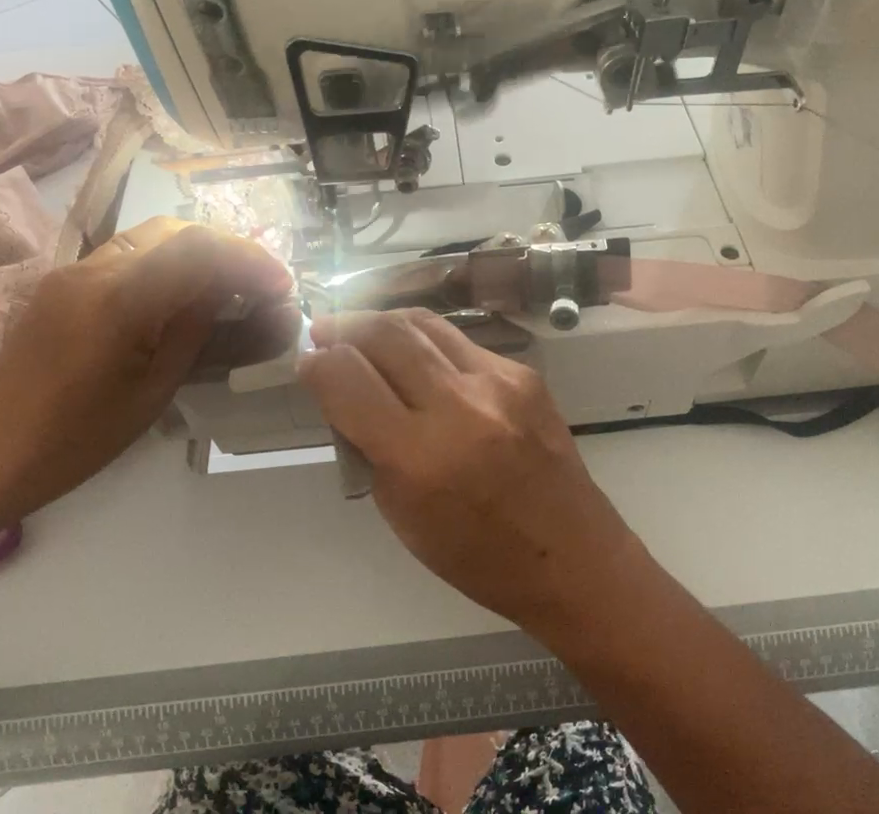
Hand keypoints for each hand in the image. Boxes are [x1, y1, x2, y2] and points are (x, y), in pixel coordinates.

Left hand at [0, 217, 298, 533]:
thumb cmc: (73, 439)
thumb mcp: (150, 391)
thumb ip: (191, 330)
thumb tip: (227, 292)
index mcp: (117, 298)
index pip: (199, 252)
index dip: (248, 260)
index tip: (282, 285)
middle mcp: (92, 270)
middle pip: (175, 230)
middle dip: (227, 248)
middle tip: (261, 280)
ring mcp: (71, 273)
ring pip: (149, 238)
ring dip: (197, 252)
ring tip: (232, 284)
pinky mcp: (60, 285)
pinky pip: (126, 257)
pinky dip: (166, 263)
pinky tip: (185, 294)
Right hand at [295, 310, 645, 635]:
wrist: (572, 556)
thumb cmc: (479, 556)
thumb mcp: (403, 516)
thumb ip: (370, 449)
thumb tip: (347, 398)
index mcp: (419, 456)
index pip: (346, 379)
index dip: (315, 366)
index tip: (306, 365)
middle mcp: (459, 406)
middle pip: (384, 334)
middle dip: (344, 327)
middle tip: (326, 333)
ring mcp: (498, 382)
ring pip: (424, 323)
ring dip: (384, 323)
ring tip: (364, 333)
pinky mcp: (525, 374)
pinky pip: (461, 343)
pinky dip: (428, 344)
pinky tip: (419, 360)